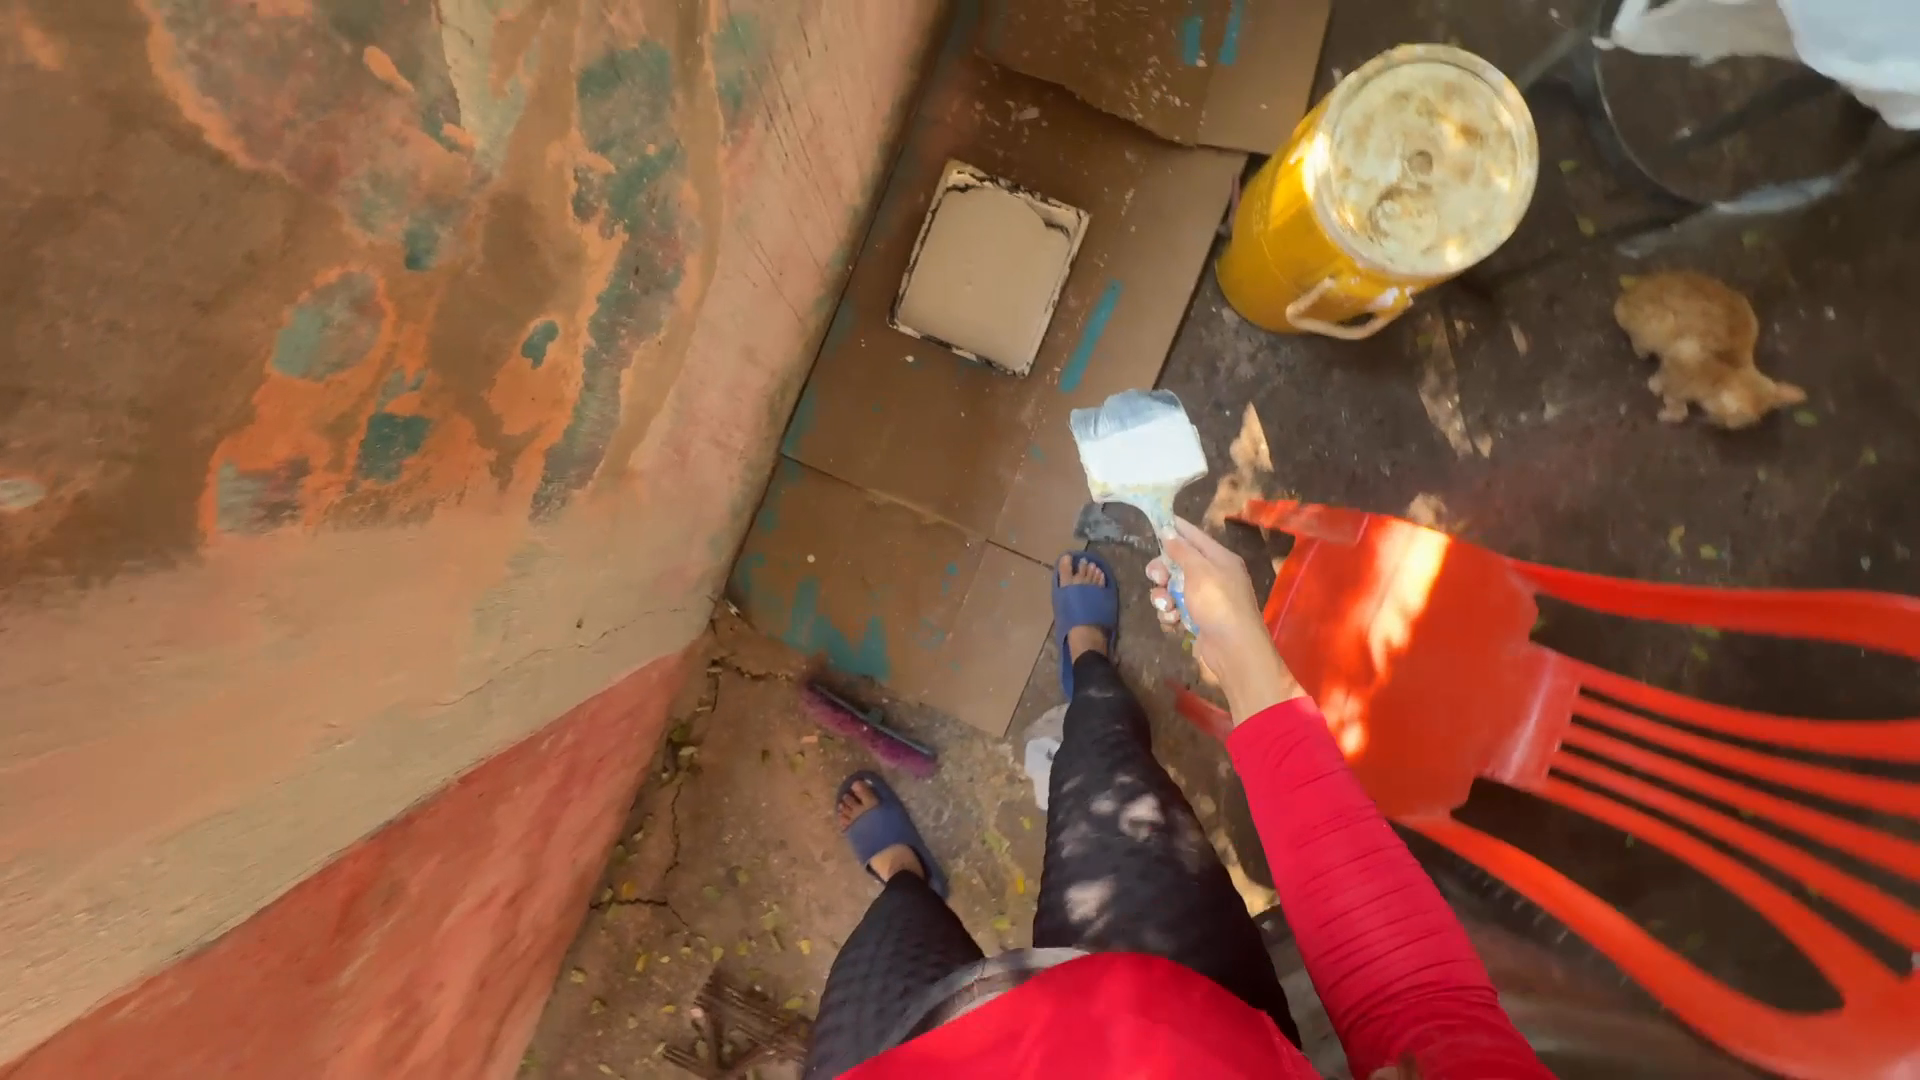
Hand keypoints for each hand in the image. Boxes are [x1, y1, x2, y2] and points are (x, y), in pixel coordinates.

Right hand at [1147, 517, 1303, 722]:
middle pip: (1177, 564)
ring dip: (1163, 598)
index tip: (1155, 521)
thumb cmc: (1218, 604)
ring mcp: (1205, 599)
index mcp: (1219, 559)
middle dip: (1162, 572)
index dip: (1175, 528)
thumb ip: (1182, 550)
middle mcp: (1213, 576)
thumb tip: (1169, 531)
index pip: (1194, 536)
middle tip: (1157, 578)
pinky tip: (1174, 623)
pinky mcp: (1197, 619)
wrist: (1233, 649)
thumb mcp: (1199, 571)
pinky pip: (1174, 610)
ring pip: (1171, 589)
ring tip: (1167, 608)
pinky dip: (1170, 615)